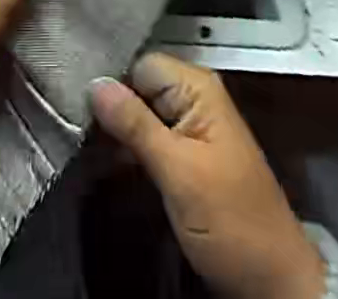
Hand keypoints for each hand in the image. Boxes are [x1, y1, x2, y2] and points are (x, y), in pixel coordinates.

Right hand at [91, 55, 325, 298]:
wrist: (269, 274)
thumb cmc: (229, 219)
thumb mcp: (178, 171)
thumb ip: (136, 125)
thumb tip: (95, 84)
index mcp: (198, 88)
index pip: (142, 63)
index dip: (111, 79)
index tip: (72, 100)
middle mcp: (193, 98)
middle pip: (139, 85)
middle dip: (107, 104)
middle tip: (68, 125)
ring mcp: (188, 127)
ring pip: (139, 112)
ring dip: (111, 128)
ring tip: (73, 142)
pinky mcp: (182, 155)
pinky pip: (146, 137)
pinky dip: (123, 148)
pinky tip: (96, 161)